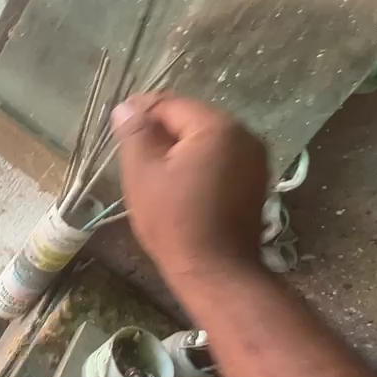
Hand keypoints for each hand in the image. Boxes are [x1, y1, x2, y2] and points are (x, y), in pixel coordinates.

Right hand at [111, 93, 269, 290]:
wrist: (216, 271)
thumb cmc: (174, 222)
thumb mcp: (143, 174)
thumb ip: (135, 133)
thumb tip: (127, 107)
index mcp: (217, 127)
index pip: (171, 105)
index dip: (142, 111)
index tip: (120, 122)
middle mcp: (244, 135)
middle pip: (192, 120)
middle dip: (162, 130)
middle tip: (132, 148)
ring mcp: (255, 159)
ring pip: (207, 141)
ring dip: (180, 148)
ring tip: (152, 167)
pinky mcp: (256, 181)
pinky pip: (221, 160)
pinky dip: (199, 164)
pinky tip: (179, 183)